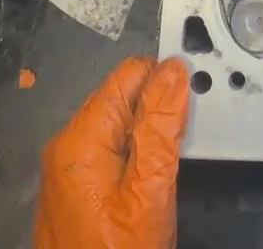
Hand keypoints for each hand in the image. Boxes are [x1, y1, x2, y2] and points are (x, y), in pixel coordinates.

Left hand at [34, 56, 188, 248]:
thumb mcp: (149, 192)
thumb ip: (161, 127)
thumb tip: (175, 70)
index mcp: (81, 137)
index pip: (130, 74)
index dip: (167, 80)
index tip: (194, 106)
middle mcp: (68, 144)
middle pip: (124, 95)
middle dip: (159, 107)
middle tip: (185, 141)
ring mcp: (70, 168)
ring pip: (121, 122)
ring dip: (151, 132)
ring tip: (171, 164)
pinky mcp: (77, 188)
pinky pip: (112, 148)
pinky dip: (138, 153)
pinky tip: (153, 180)